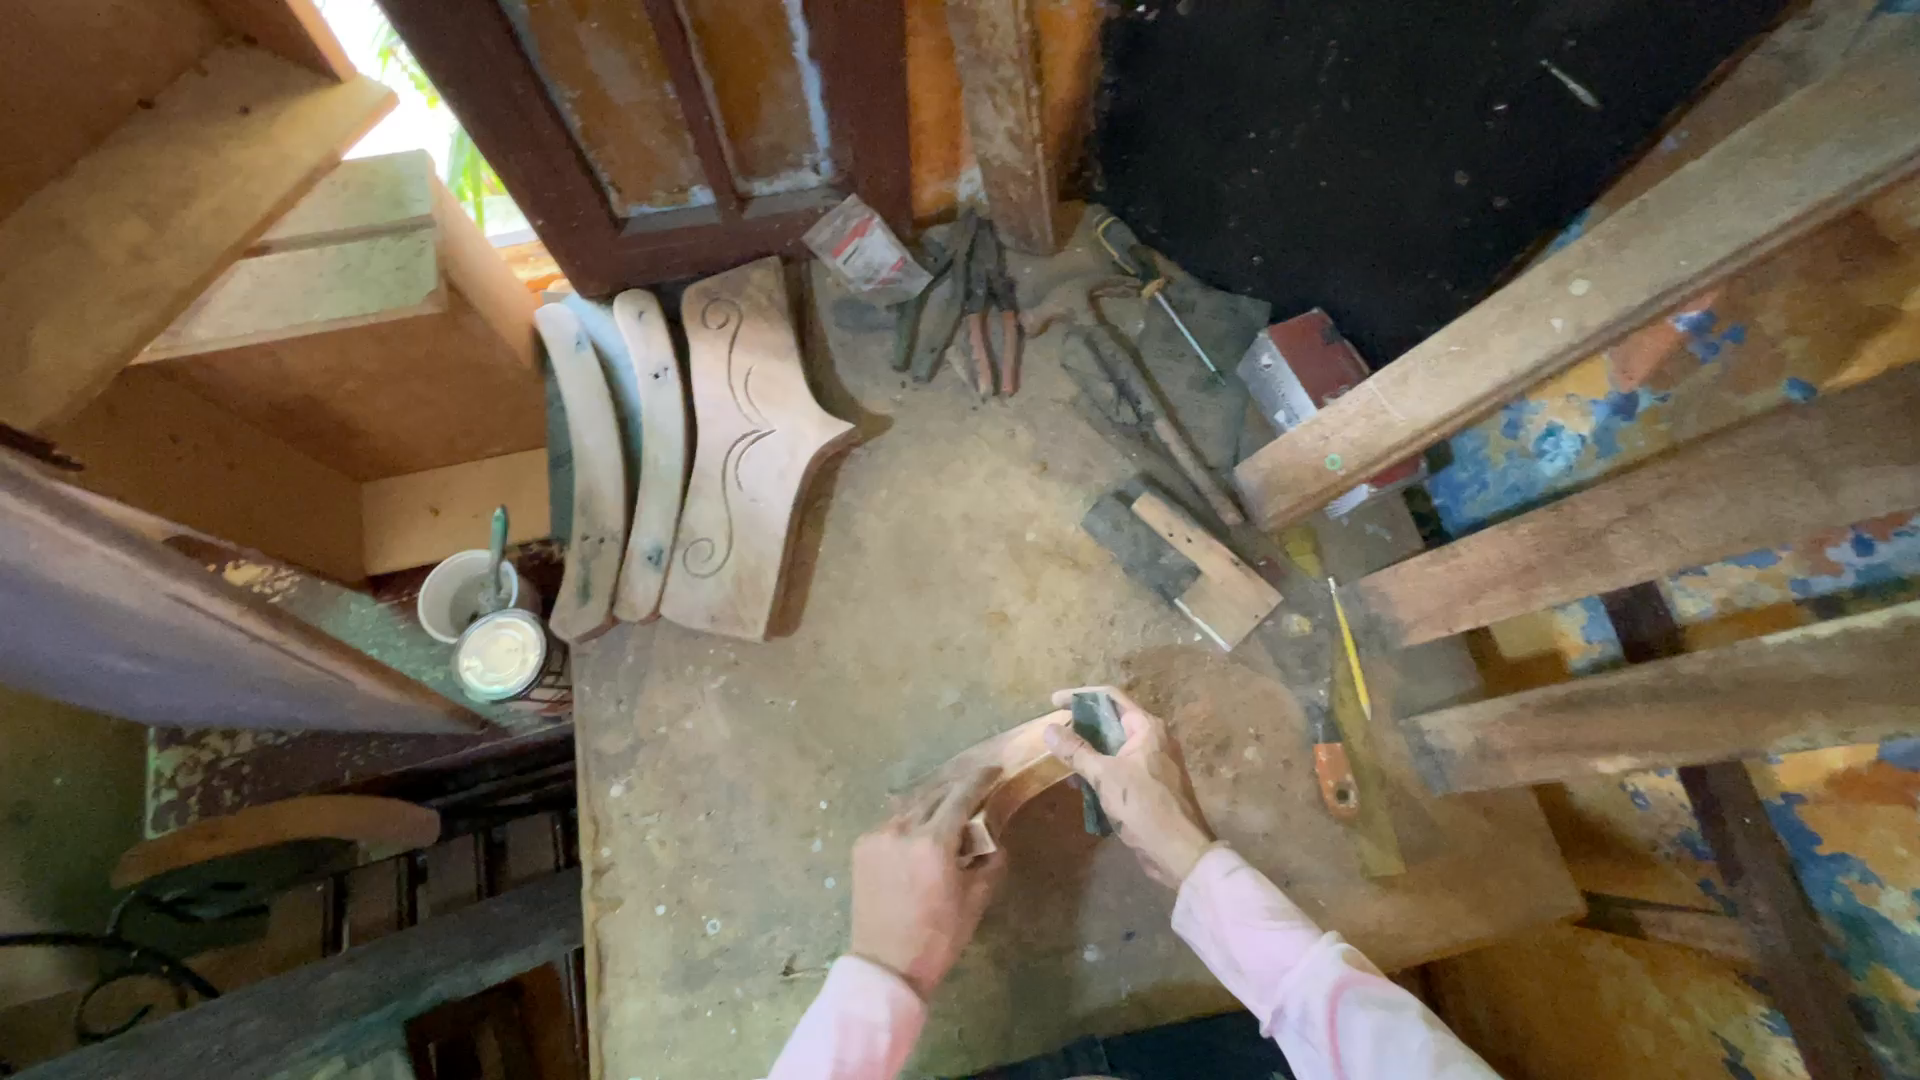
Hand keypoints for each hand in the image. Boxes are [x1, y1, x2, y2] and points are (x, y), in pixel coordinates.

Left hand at [850, 765, 1006, 998]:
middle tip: (975, 788)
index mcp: (933, 842)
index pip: (962, 796)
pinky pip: (893, 822)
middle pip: (935, 794)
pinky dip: (910, 820)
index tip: (993, 769)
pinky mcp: (862, 846)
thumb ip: (990, 860)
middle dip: (957, 789)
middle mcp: (903, 829)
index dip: (980, 780)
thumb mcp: (975, 900)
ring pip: (912, 805)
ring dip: (932, 803)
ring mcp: (878, 835)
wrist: (885, 966)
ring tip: (948, 809)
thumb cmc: (938, 937)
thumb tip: (994, 837)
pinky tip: (920, 831)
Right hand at [1044, 686, 1216, 887]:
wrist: (1180, 853)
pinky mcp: (1151, 783)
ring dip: (1089, 752)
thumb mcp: (1105, 776)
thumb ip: (1076, 751)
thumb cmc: (1144, 806)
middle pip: (1111, 720)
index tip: (1054, 702)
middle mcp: (1153, 738)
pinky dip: (1100, 770)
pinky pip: (1120, 766)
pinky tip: (1081, 785)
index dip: (1080, 695)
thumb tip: (1048, 729)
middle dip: (1081, 728)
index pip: (1110, 697)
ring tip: (1064, 765)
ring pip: (1114, 746)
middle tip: (1056, 737)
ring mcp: (1154, 762)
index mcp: (1147, 728)